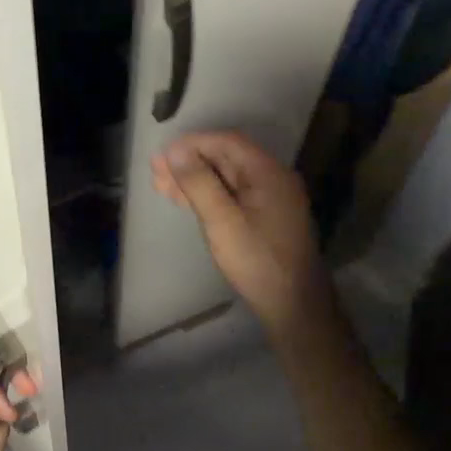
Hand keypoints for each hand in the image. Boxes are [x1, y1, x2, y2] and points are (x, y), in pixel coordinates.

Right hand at [152, 130, 335, 337]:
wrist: (295, 307)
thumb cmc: (257, 261)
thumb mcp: (222, 221)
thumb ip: (199, 183)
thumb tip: (174, 151)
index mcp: (268, 174)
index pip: (227, 142)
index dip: (192, 144)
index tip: (163, 157)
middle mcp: (272, 179)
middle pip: (225, 157)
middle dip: (188, 162)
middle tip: (156, 174)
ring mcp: (270, 198)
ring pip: (226, 176)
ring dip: (194, 178)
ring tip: (162, 187)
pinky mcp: (264, 215)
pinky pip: (232, 192)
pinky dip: (207, 192)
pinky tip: (185, 201)